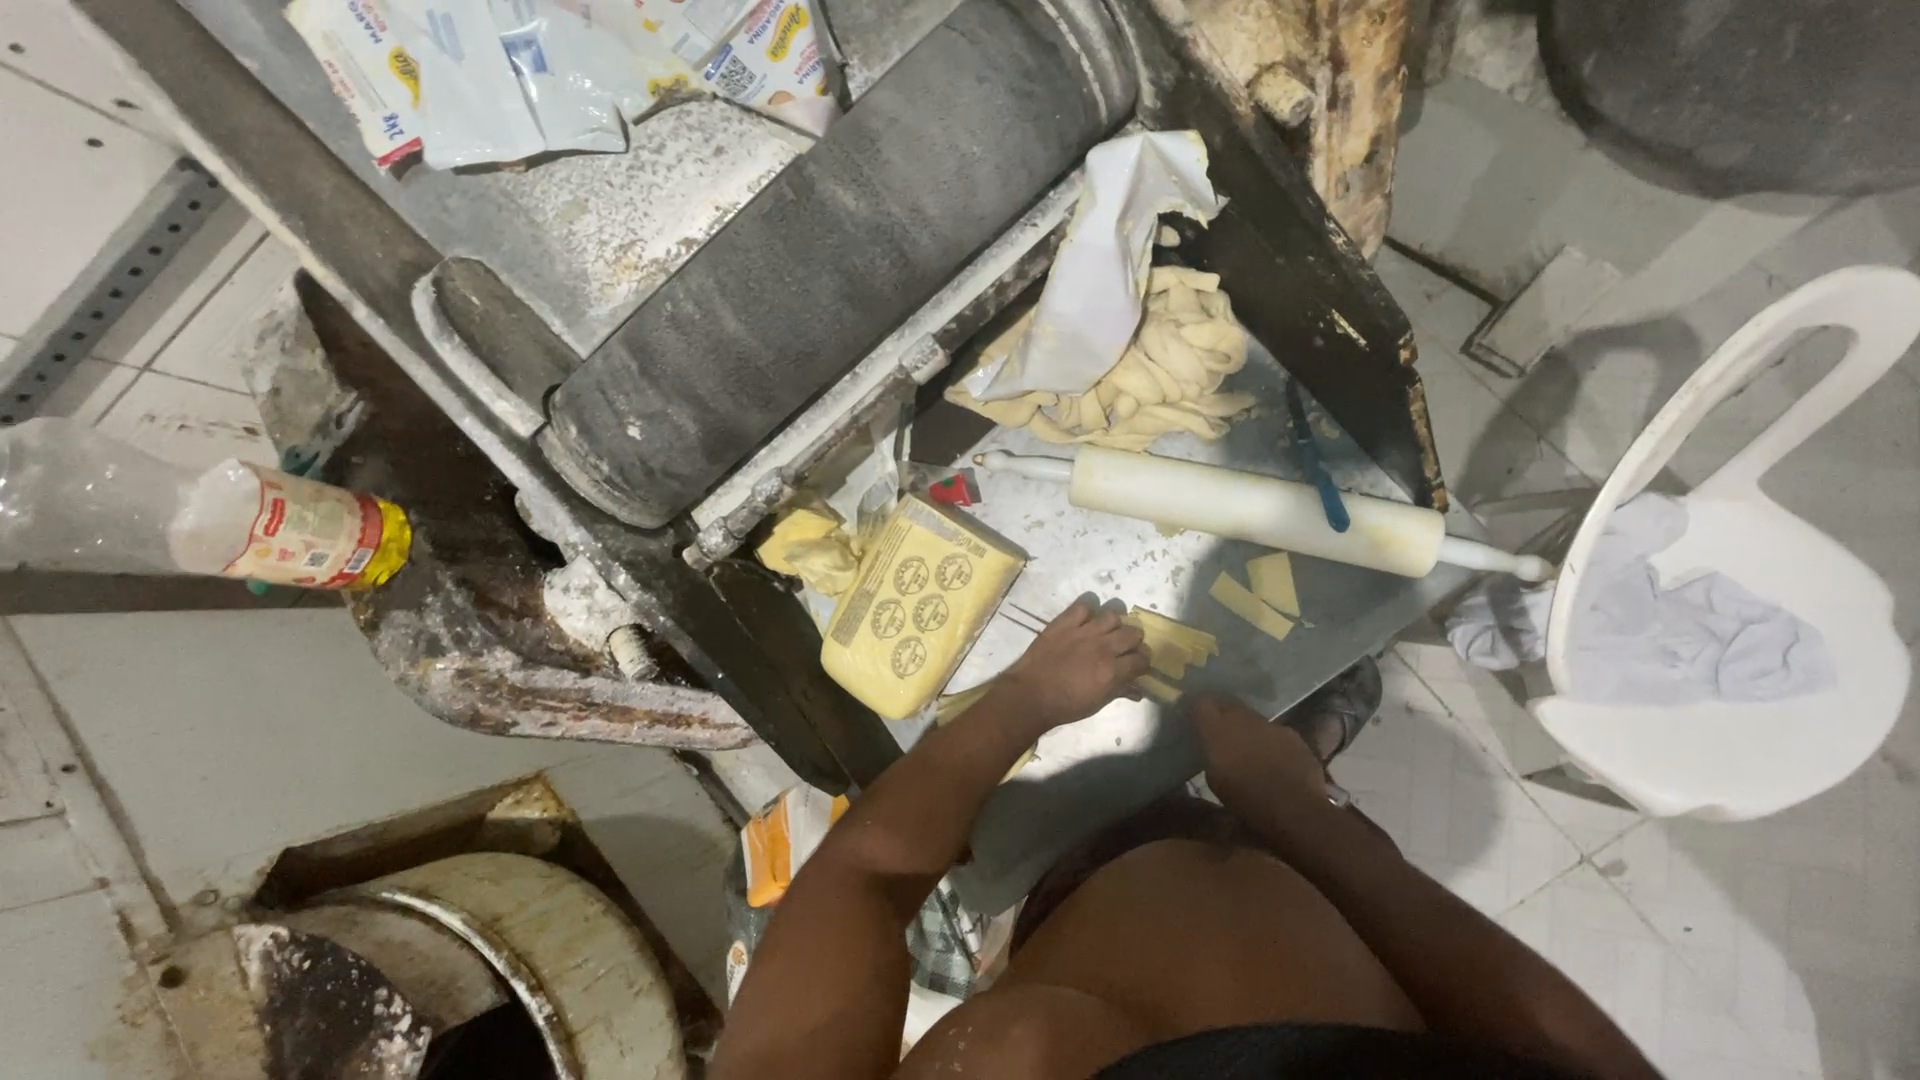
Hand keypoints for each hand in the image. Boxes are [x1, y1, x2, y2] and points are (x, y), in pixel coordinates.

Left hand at [1001, 601, 1149, 726]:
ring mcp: (1084, 631)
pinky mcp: (1064, 622)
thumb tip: (1137, 690)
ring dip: (1113, 623)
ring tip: (1106, 631)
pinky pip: (1083, 606)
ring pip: (1112, 614)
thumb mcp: (1097, 703)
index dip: (1143, 661)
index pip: (1142, 658)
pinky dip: (1086, 611)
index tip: (1138, 664)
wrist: (1031, 695)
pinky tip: (1084, 621)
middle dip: (1133, 641)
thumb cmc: (1066, 705)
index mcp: (1113, 670)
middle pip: (1133, 632)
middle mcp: (1103, 647)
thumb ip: (1120, 692)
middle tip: (1124, 647)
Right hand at [1188, 693, 1328, 810]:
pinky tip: (1274, 760)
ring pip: (1253, 718)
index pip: (1202, 703)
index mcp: (1218, 730)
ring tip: (1249, 749)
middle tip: (1221, 733)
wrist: (1294, 808)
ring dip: (1248, 729)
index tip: (1197, 720)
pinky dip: (1270, 742)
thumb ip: (1211, 754)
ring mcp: (1270, 725)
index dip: (1199, 709)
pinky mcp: (1293, 735)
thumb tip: (1213, 748)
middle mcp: (1243, 719)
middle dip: (1223, 715)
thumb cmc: (1246, 799)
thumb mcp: (1215, 780)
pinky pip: (1275, 732)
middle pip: (1228, 704)